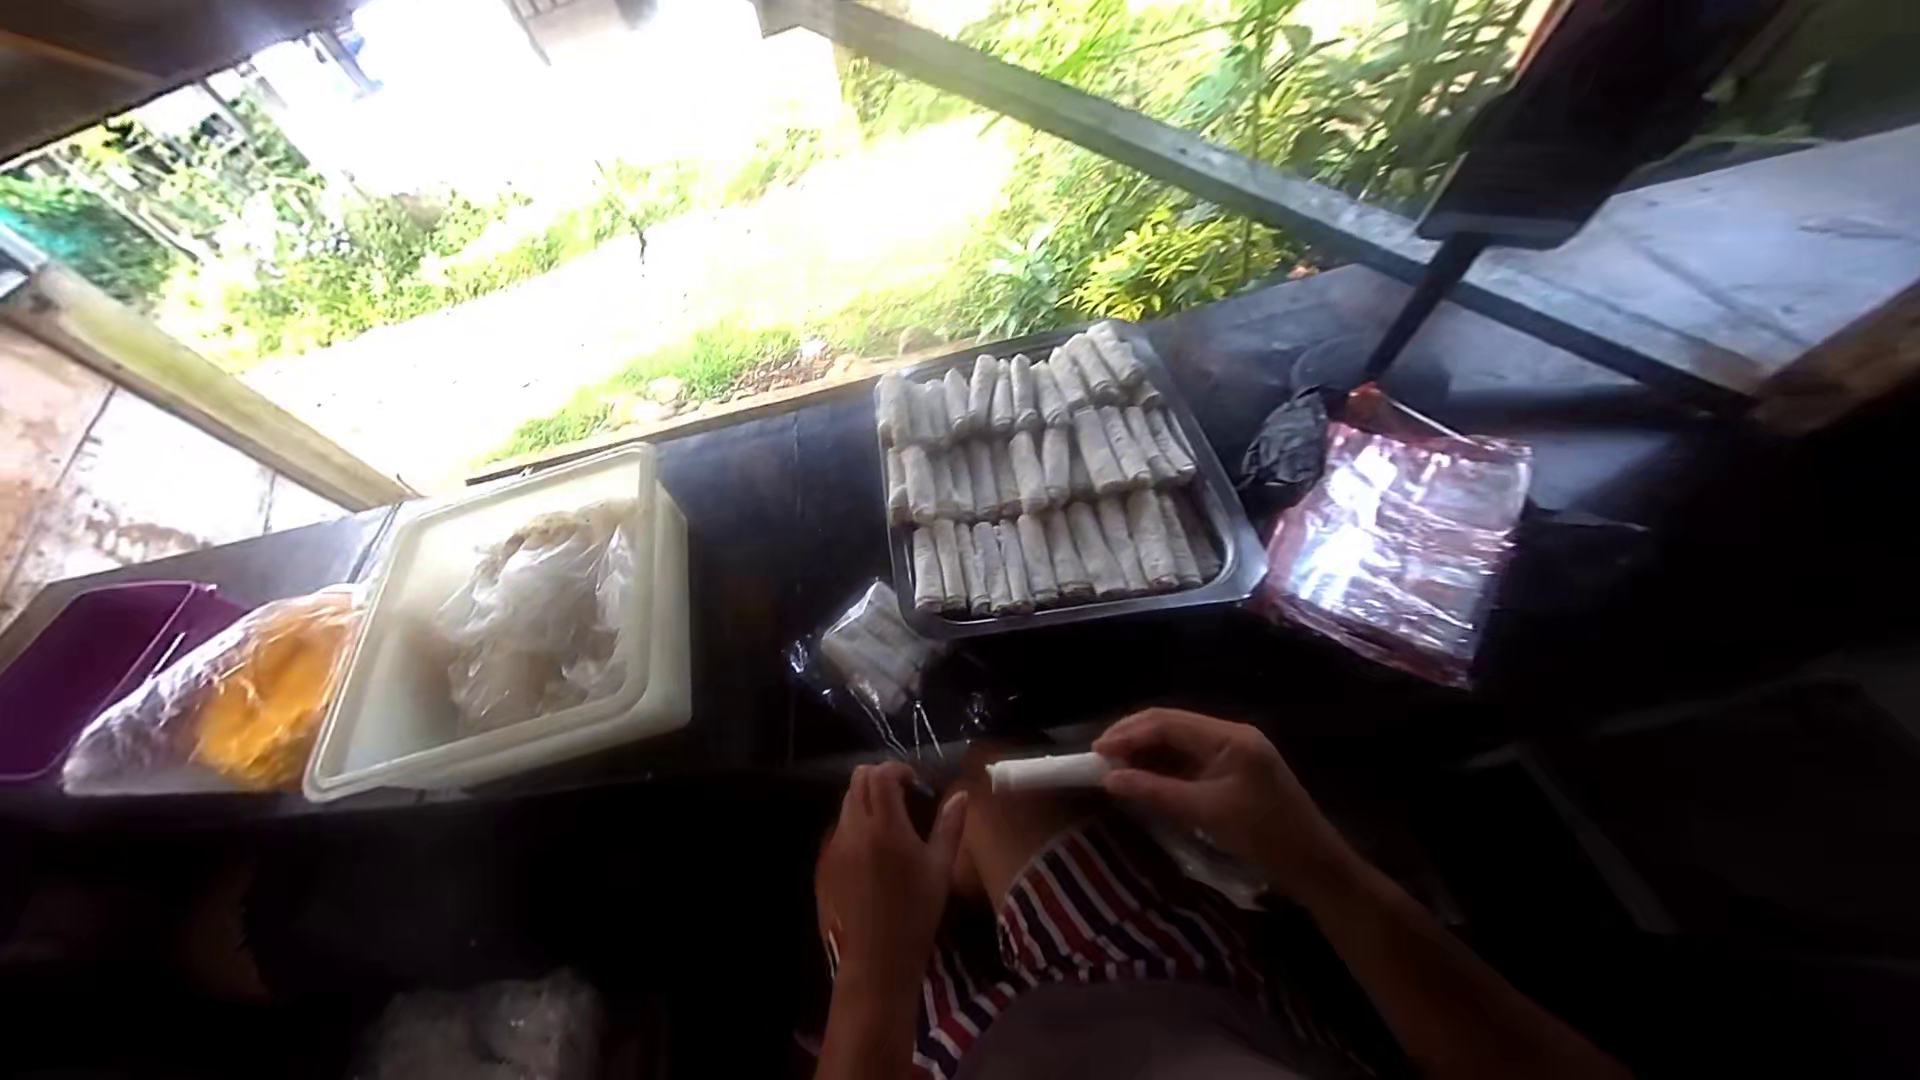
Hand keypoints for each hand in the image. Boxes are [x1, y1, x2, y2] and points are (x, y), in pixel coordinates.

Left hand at [816, 762, 968, 995]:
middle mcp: (855, 829)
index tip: (915, 785)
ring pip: (847, 801)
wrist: (876, 962)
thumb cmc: (916, 913)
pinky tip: (873, 847)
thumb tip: (961, 795)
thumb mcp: (940, 868)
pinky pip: (840, 826)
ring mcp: (836, 846)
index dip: (898, 770)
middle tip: (902, 796)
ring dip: (867, 798)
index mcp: (885, 827)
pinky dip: (856, 821)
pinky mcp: (826, 862)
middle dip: (880, 778)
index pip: (881, 775)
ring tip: (889, 821)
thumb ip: (950, 825)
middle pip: (859, 780)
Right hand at [1093, 708, 1354, 898]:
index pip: (1166, 722)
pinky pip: (1187, 758)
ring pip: (1175, 740)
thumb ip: (1155, 792)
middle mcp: (1228, 734)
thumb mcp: (1207, 814)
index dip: (1128, 733)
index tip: (1097, 751)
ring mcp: (1230, 750)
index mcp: (1228, 736)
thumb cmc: (1266, 836)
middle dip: (1132, 738)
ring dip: (1144, 752)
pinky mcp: (1230, 768)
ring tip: (1114, 767)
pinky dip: (1161, 766)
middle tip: (1100, 757)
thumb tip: (1109, 779)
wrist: (1318, 867)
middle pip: (1169, 724)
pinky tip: (1142, 778)